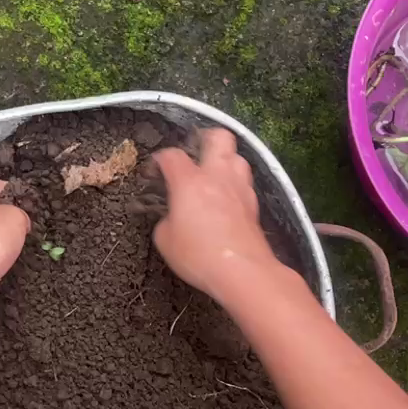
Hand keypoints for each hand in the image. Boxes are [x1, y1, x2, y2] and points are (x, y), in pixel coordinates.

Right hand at [151, 128, 294, 303]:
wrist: (243, 271)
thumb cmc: (199, 255)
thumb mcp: (165, 240)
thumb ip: (165, 219)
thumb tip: (172, 215)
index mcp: (189, 181)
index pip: (171, 155)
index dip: (158, 160)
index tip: (153, 172)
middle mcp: (217, 176)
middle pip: (218, 137)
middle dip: (203, 138)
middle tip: (193, 152)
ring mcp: (239, 187)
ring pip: (237, 155)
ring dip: (224, 159)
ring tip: (212, 173)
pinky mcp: (253, 204)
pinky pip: (244, 180)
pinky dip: (234, 181)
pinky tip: (225, 196)